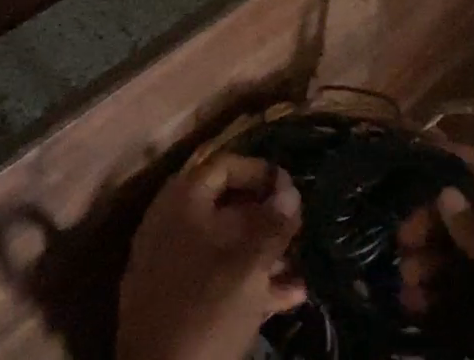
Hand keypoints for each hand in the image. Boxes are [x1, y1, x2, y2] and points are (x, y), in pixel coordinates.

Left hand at [117, 153, 306, 359]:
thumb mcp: (249, 264)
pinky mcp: (179, 302)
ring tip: (301, 265)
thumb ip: (273, 224)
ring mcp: (172, 266)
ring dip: (265, 252)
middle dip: (267, 216)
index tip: (292, 186)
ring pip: (225, 246)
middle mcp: (171, 226)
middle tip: (301, 227)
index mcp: (181, 203)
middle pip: (225, 207)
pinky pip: (218, 278)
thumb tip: (291, 189)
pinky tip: (290, 296)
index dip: (259, 171)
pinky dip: (252, 281)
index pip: (222, 166)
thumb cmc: (207, 307)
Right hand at [404, 143, 473, 359]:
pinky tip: (411, 304)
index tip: (430, 150)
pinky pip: (452, 300)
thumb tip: (447, 191)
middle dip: (435, 223)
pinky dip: (429, 298)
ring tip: (406, 280)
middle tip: (404, 237)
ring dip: (426, 262)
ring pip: (457, 261)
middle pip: (473, 222)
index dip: (472, 163)